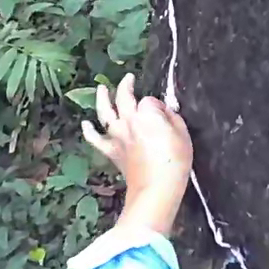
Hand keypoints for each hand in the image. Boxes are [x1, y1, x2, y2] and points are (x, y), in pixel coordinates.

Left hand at [81, 73, 192, 235]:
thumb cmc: (175, 161)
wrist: (156, 189)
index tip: (166, 114)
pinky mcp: (111, 151)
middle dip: (126, 85)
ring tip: (102, 88)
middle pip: (123, 97)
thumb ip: (173, 118)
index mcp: (146, 114)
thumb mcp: (183, 135)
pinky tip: (85, 124)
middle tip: (129, 79)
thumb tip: (164, 111)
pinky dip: (89, 131)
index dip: (158, 105)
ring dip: (102, 98)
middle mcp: (127, 120)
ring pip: (104, 112)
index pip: (150, 100)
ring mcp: (116, 135)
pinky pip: (96, 139)